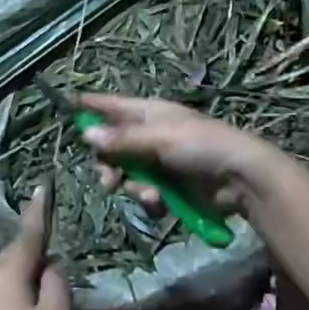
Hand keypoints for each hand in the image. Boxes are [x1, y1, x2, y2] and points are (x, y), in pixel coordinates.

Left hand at [0, 187, 71, 309]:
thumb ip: (55, 284)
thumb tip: (48, 266)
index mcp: (5, 272)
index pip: (27, 234)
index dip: (38, 211)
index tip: (42, 187)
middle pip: (14, 257)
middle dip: (33, 253)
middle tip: (57, 253)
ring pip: (5, 279)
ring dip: (23, 279)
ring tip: (46, 288)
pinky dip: (13, 299)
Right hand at [77, 93, 300, 215]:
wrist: (242, 178)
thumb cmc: (201, 145)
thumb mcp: (159, 138)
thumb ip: (121, 140)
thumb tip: (86, 136)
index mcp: (148, 113)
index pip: (111, 105)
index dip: (90, 106)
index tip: (66, 105)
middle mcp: (150, 135)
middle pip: (112, 148)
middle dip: (109, 166)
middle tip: (110, 181)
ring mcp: (159, 162)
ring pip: (127, 175)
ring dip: (134, 188)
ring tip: (151, 196)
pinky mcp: (169, 187)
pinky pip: (145, 193)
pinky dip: (150, 200)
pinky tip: (160, 204)